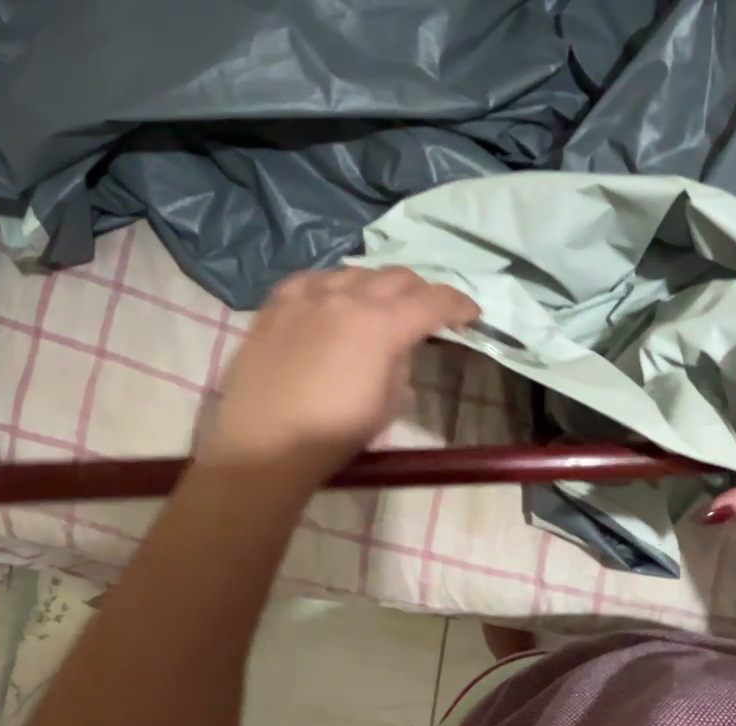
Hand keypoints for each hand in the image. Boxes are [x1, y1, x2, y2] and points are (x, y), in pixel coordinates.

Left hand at [201, 267, 478, 476]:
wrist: (263, 444)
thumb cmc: (335, 433)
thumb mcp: (389, 403)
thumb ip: (401, 363)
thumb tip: (398, 346)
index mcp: (381, 324)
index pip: (434, 301)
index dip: (460, 306)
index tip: (472, 316)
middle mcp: (346, 297)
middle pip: (398, 278)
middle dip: (422, 293)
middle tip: (430, 314)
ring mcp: (307, 295)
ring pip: (356, 272)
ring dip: (380, 287)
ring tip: (383, 308)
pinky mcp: (276, 303)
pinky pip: (315, 279)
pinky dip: (337, 286)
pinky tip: (336, 302)